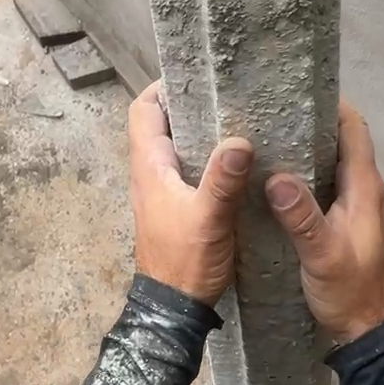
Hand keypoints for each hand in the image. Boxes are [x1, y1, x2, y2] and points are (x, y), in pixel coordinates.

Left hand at [129, 81, 254, 305]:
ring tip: (235, 120)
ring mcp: (161, 191)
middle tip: (225, 94)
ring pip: (175, 147)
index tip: (195, 76)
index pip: (143, 110)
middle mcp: (150, 173)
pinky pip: (187, 169)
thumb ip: (222, 180)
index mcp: (149, 166)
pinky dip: (205, 158)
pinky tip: (235, 161)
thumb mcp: (208, 219)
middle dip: (187, 105)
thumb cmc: (185, 261)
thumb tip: (240, 140)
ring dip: (198, 132)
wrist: (174, 308)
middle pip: (160, 124)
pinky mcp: (175, 207)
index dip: (162, 88)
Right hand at [266, 100, 383, 343]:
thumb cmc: (351, 291)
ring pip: (329, 162)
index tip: (298, 89)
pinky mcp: (339, 220)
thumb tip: (276, 177)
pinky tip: (272, 176)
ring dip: (304, 147)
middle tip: (268, 109)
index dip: (333, 105)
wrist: (367, 332)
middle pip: (340, 140)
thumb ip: (301, 217)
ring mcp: (352, 205)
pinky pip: (321, 183)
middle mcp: (362, 189)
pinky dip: (301, 172)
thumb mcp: (323, 255)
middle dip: (310, 121)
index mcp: (365, 188)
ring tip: (264, 135)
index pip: (355, 130)